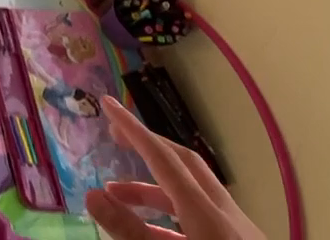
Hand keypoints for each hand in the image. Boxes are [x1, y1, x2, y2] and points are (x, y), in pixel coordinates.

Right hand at [86, 98, 265, 239]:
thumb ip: (131, 231)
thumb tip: (92, 195)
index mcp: (206, 212)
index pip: (162, 157)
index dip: (133, 129)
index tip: (108, 103)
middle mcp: (225, 215)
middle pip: (184, 165)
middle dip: (147, 147)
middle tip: (115, 138)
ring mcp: (238, 235)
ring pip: (192, 194)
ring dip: (153, 188)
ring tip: (116, 196)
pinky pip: (201, 219)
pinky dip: (170, 215)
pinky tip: (151, 233)